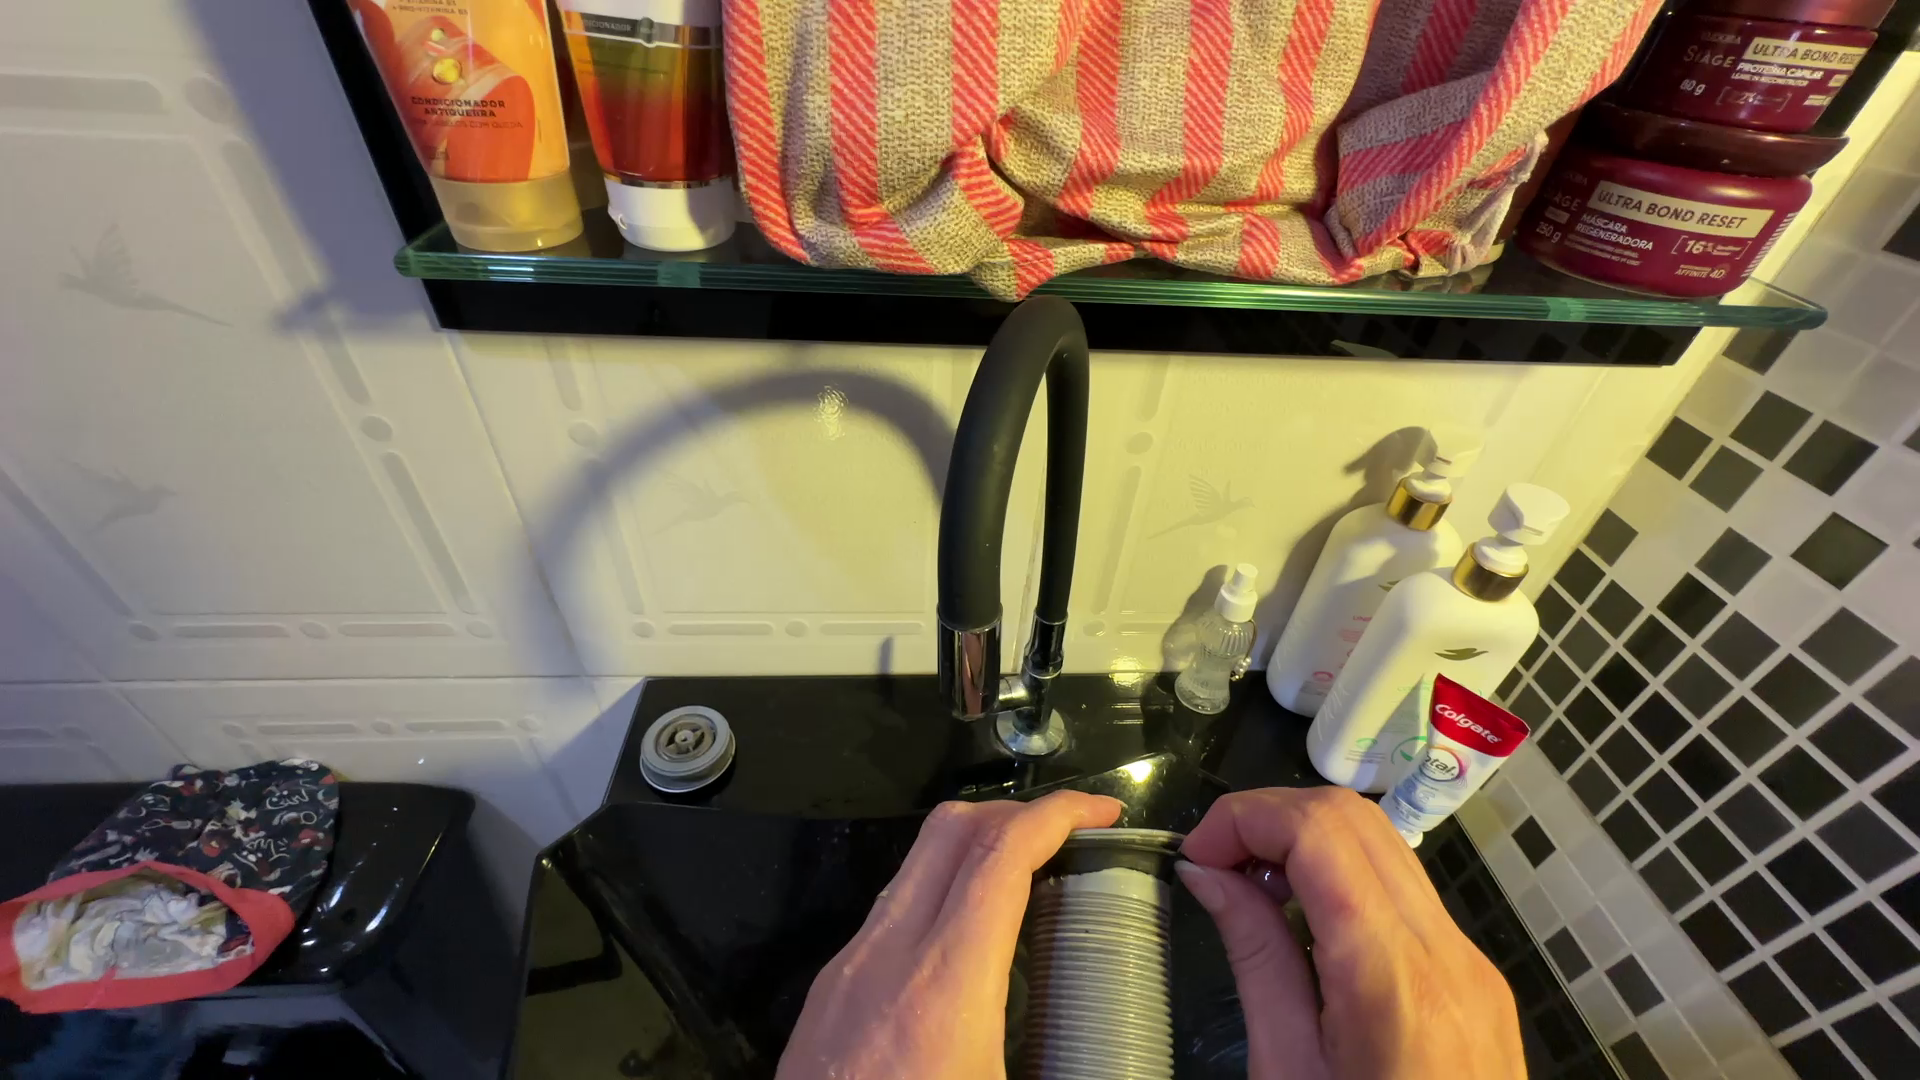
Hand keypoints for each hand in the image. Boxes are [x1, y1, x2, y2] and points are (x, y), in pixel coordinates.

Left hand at [777, 791, 1123, 1079]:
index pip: (1001, 855)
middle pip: (952, 828)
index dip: (1058, 814)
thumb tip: (1118, 1054)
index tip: (1104, 811)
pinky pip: (897, 904)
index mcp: (942, 988)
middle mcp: (886, 954)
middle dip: (1019, 811)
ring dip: (979, 846)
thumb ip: (1066, 1057)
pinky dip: (945, 889)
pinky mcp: (831, 987)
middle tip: (1072, 838)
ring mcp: (849, 964)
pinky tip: (973, 941)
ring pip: (919, 860)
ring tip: (1030, 880)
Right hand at [1177, 787, 1522, 1079]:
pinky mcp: (1469, 967)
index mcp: (1393, 975)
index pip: (1318, 830)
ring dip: (1298, 833)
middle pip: (1349, 815)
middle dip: (1267, 814)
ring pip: (1375, 835)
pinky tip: (1297, 909)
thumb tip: (1204, 872)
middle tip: (1217, 860)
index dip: (1244, 818)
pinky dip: (1332, 864)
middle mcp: (1445, 947)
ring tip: (1250, 880)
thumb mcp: (1286, 1068)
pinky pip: (1394, 877)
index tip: (1197, 855)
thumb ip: (1253, 954)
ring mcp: (1466, 954)